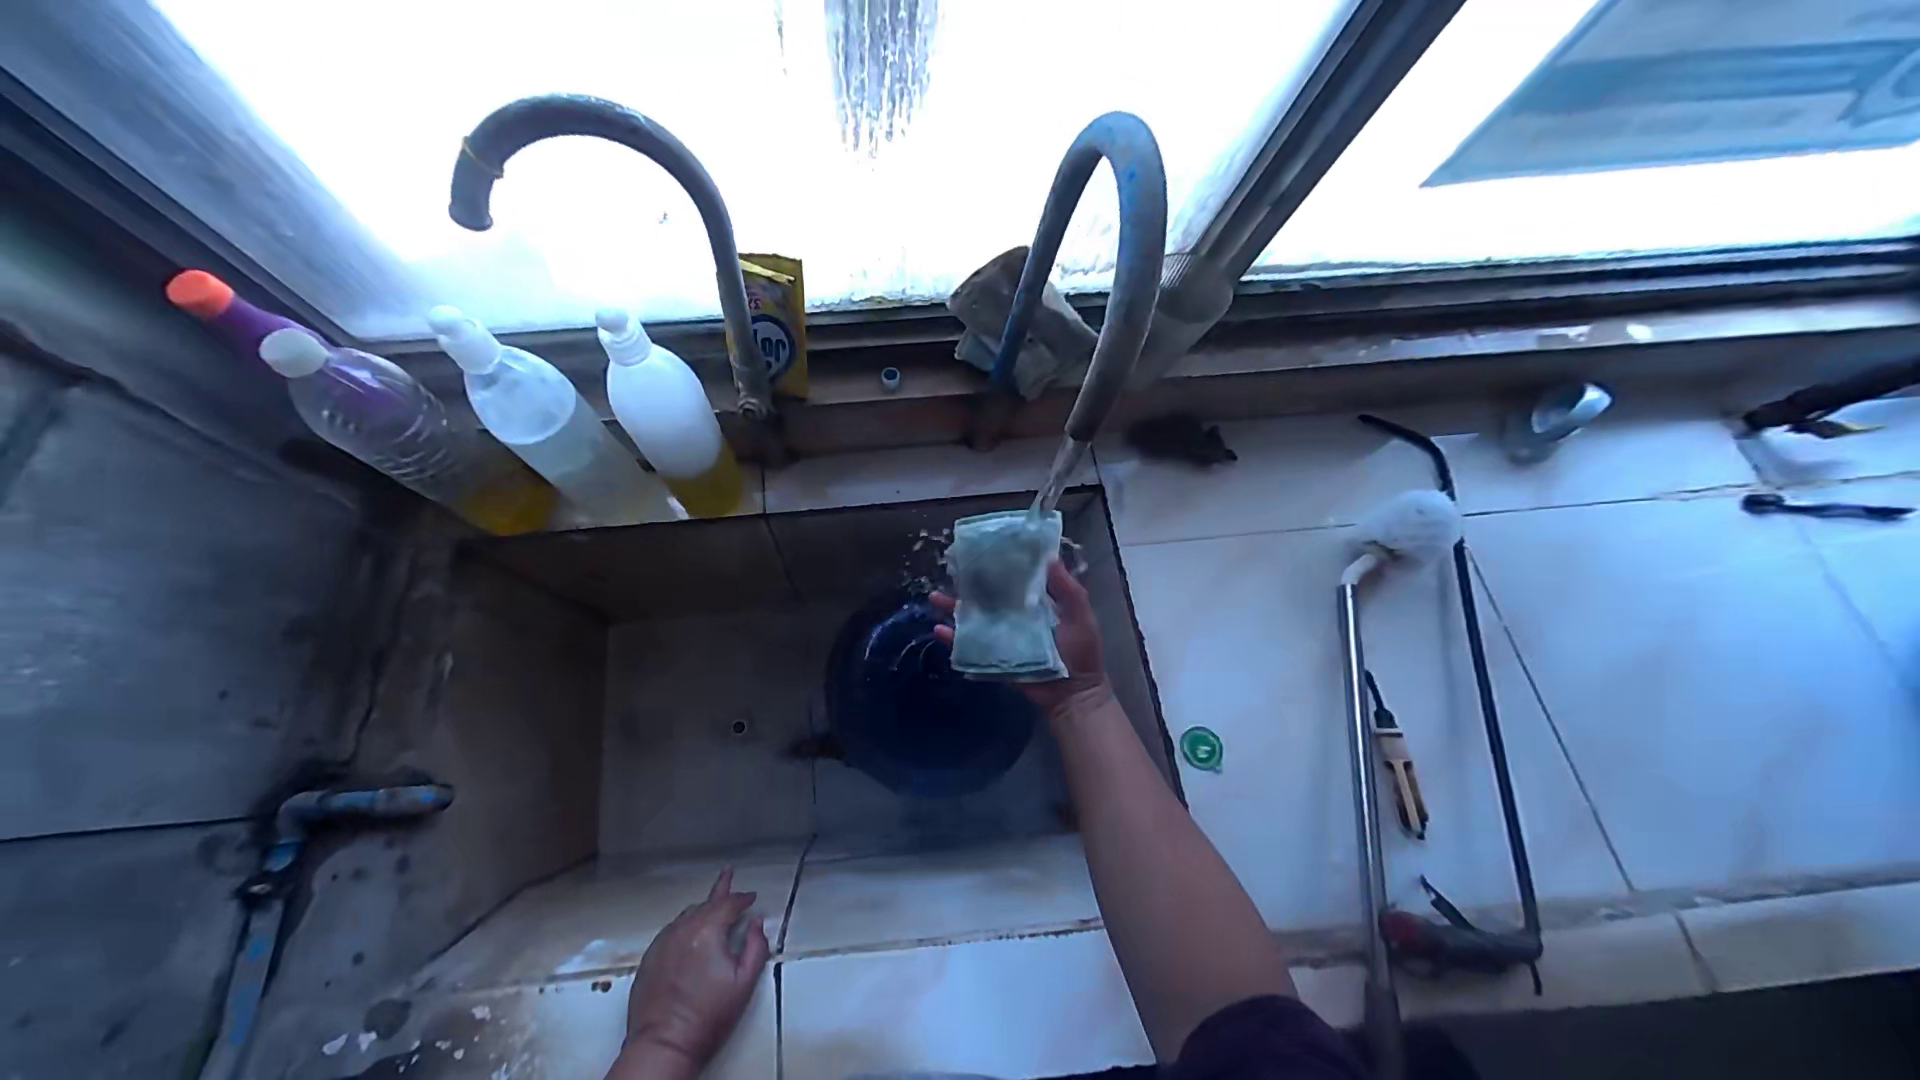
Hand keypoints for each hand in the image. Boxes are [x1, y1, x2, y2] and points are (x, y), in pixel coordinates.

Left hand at [615, 869, 768, 1079]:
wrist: (663, 1047)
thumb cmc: (707, 1017)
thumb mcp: (744, 982)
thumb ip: (756, 947)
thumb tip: (757, 924)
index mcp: (707, 931)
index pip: (729, 903)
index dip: (743, 898)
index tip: (752, 898)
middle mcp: (682, 930)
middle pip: (706, 903)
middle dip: (721, 890)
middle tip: (728, 873)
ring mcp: (662, 943)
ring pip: (687, 915)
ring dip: (702, 908)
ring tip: (712, 904)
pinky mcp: (649, 958)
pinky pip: (671, 931)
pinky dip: (684, 925)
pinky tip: (690, 932)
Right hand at [932, 558, 1110, 715]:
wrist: (1074, 695)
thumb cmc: (1081, 654)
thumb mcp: (1081, 616)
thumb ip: (1068, 589)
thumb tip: (1050, 557)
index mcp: (1035, 603)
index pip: (1014, 579)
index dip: (999, 564)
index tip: (982, 548)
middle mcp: (1015, 616)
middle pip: (987, 596)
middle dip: (968, 584)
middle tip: (950, 568)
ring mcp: (1002, 636)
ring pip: (974, 618)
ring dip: (953, 608)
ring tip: (934, 597)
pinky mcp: (994, 656)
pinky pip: (970, 646)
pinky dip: (954, 639)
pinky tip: (940, 630)